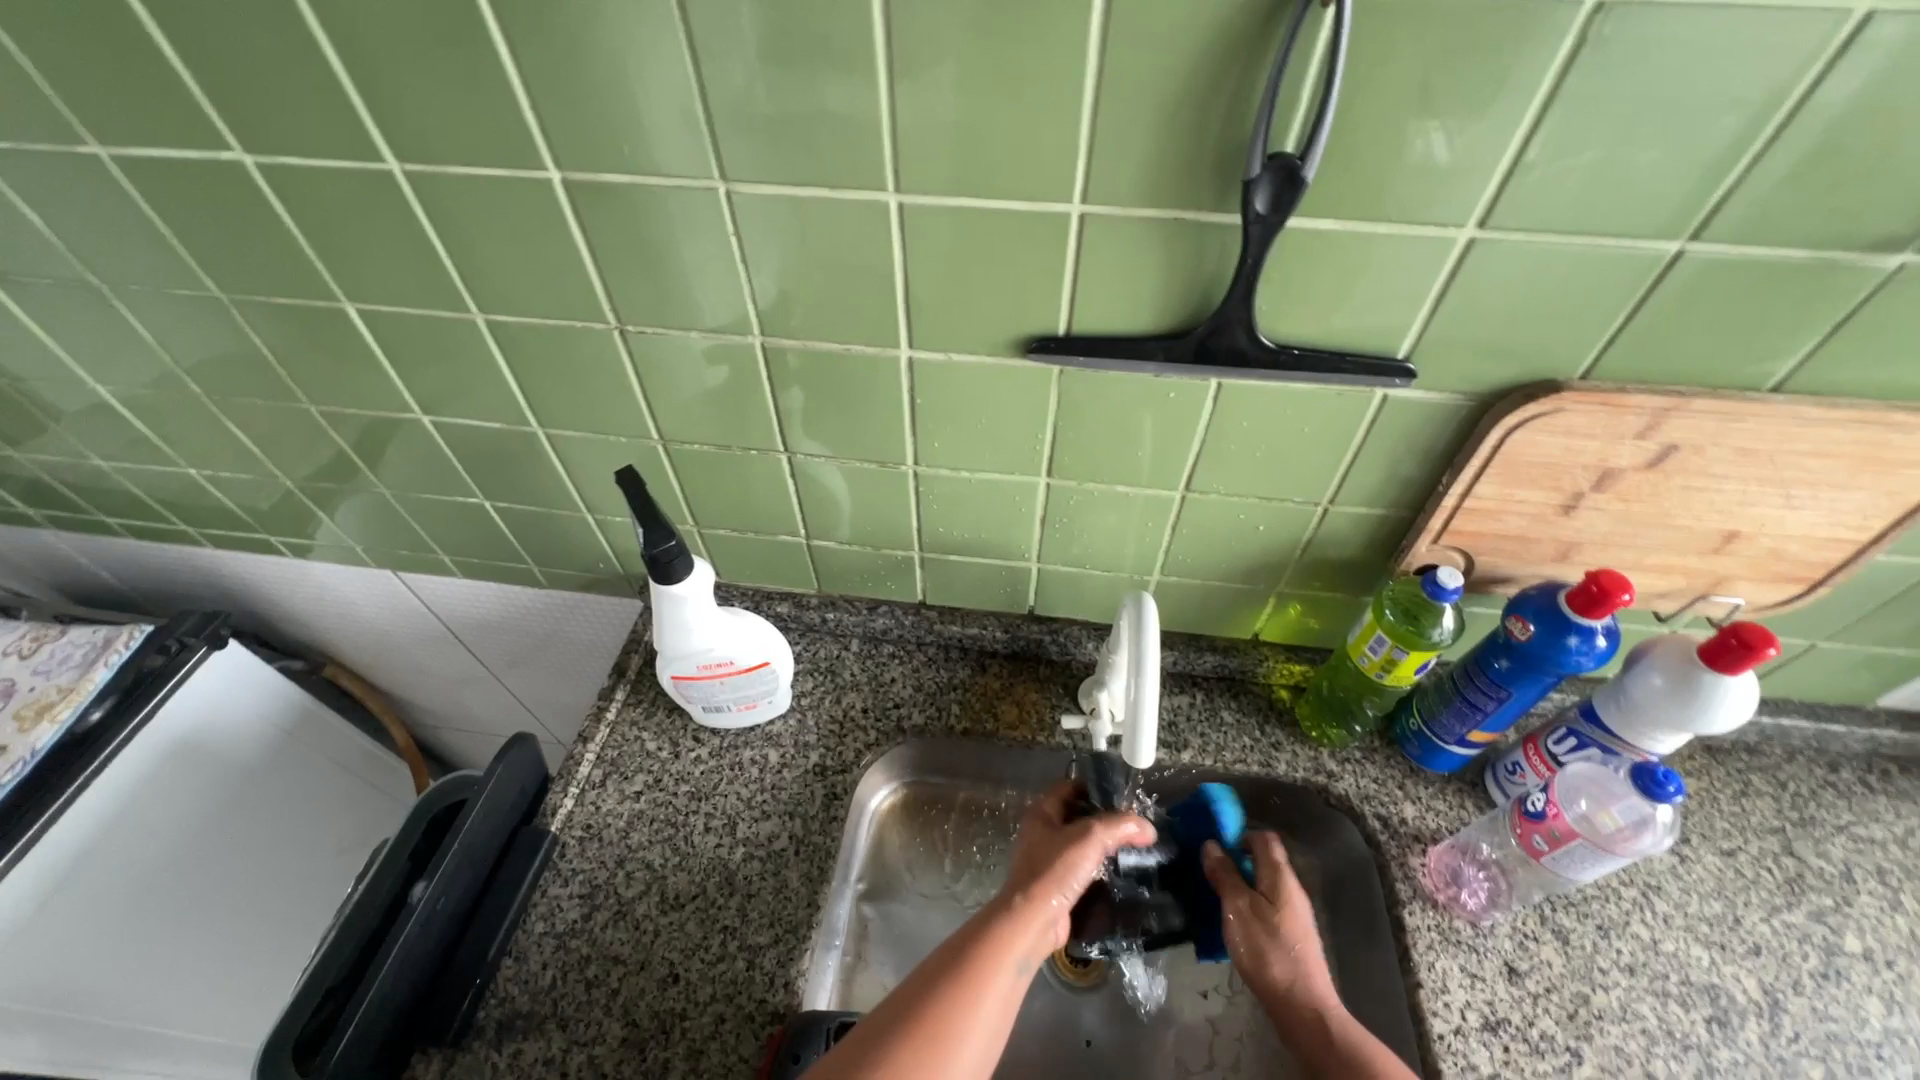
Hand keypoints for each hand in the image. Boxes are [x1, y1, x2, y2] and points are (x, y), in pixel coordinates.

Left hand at [994, 780, 1154, 955]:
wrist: (1034, 921)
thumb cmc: (1055, 870)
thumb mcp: (1090, 837)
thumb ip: (1120, 826)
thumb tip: (1149, 828)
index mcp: (1042, 812)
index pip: (1070, 787)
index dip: (1095, 786)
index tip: (1123, 794)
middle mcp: (1042, 832)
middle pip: (1078, 816)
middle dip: (1106, 818)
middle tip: (1136, 823)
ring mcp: (1049, 860)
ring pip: (1082, 845)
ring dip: (1106, 845)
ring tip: (1136, 846)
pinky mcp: (1058, 885)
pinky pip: (1083, 870)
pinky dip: (1101, 869)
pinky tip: (1123, 872)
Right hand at [1202, 831, 1338, 1014]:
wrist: (1302, 1005)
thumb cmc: (1267, 951)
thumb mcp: (1237, 909)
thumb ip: (1226, 875)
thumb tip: (1212, 844)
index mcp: (1280, 876)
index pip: (1264, 838)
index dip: (1239, 834)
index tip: (1213, 845)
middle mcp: (1291, 889)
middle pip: (1264, 861)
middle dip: (1236, 861)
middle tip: (1208, 871)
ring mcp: (1294, 913)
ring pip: (1264, 885)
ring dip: (1240, 884)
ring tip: (1214, 895)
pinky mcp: (1291, 934)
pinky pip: (1266, 906)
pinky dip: (1248, 905)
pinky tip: (1232, 922)